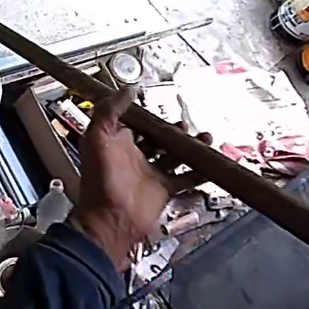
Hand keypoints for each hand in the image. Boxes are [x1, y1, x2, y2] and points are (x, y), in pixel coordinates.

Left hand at [68, 87, 202, 270]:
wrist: (112, 218)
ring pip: (174, 155)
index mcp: (116, 142)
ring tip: (204, 138)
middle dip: (172, 131)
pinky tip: (211, 163)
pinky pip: (186, 177)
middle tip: (185, 125)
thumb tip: (128, 90)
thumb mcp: (98, 137)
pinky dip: (200, 171)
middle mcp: (133, 156)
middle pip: (157, 138)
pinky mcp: (164, 189)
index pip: (134, 123)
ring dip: (189, 146)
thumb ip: (110, 111)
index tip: (161, 105)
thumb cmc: (100, 179)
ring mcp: (149, 173)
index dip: (147, 115)